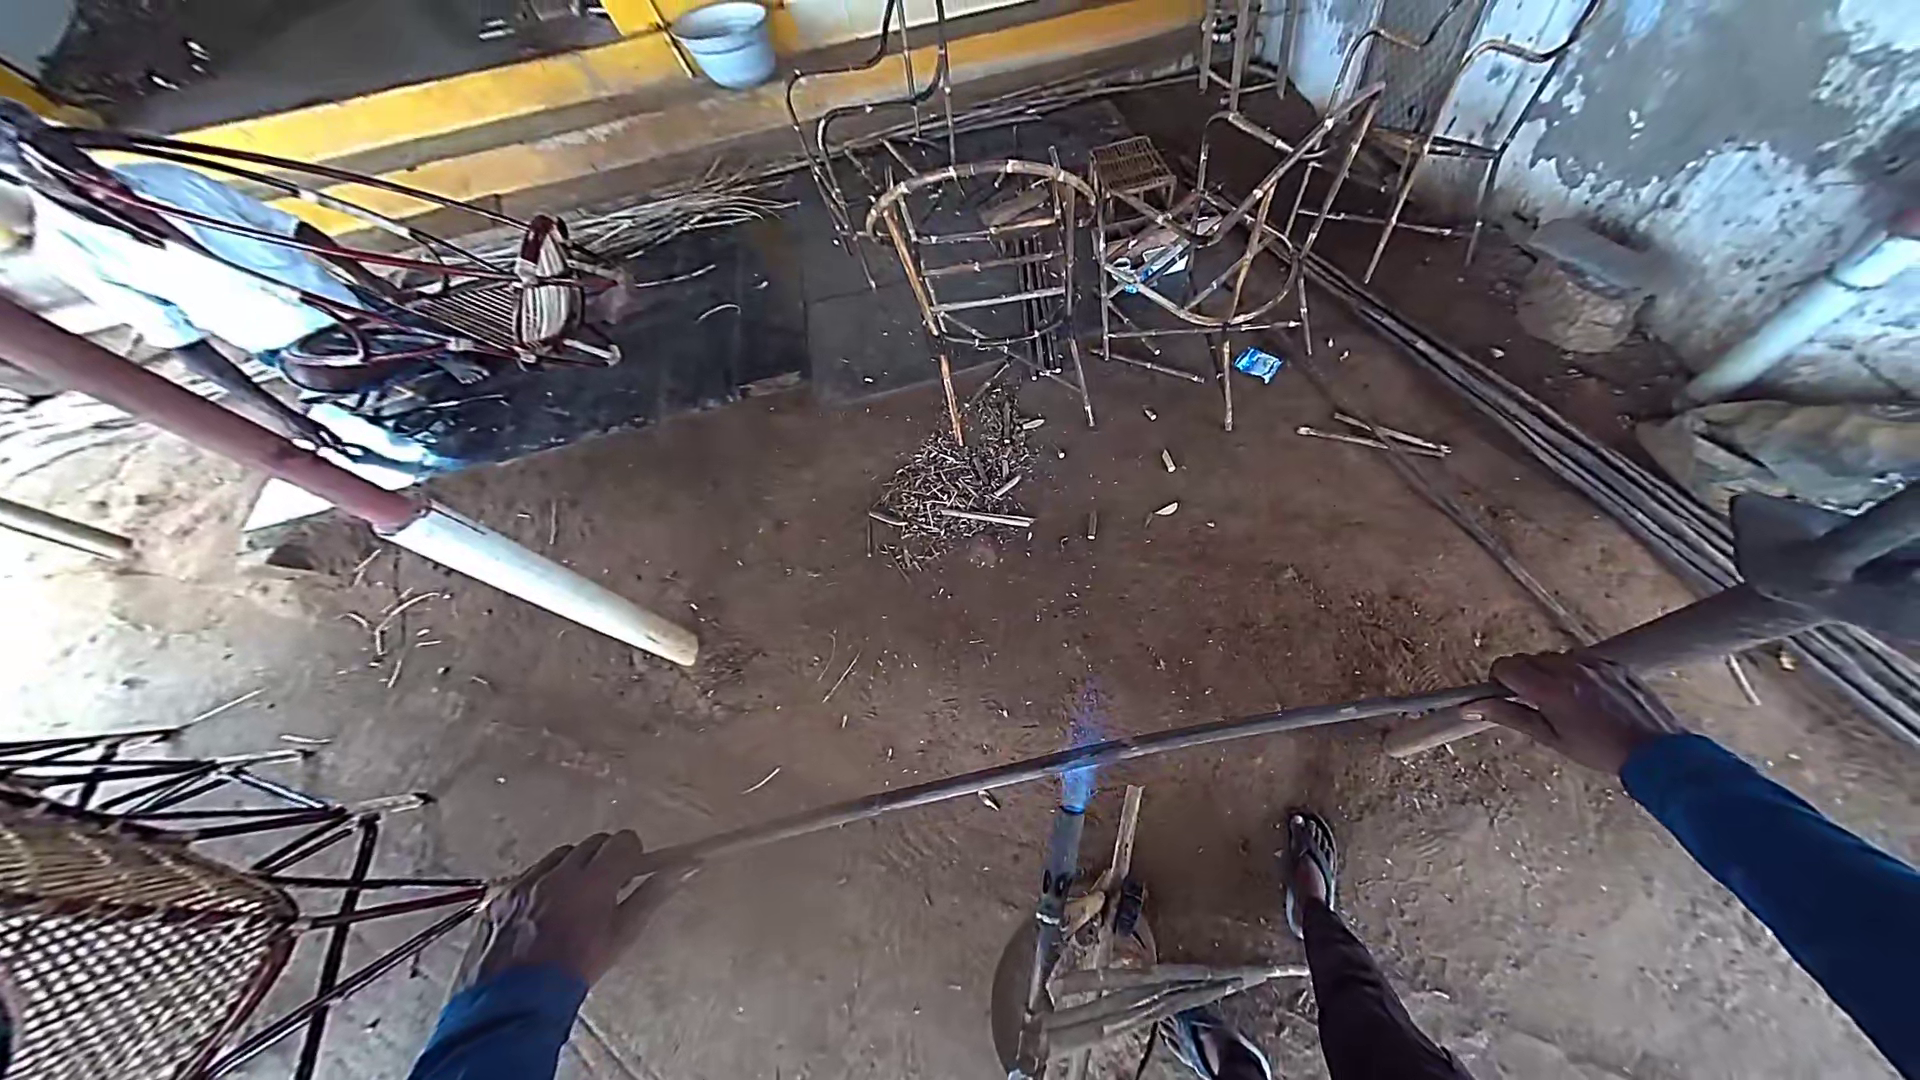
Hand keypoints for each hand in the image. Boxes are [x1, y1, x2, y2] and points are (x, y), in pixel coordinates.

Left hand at [451, 831, 693, 993]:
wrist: (512, 1006)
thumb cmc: (577, 969)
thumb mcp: (623, 934)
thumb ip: (654, 894)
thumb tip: (686, 868)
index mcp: (594, 882)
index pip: (623, 840)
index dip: (631, 854)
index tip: (630, 871)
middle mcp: (560, 874)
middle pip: (594, 842)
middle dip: (604, 858)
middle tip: (606, 885)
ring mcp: (527, 882)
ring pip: (562, 854)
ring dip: (573, 866)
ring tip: (574, 896)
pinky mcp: (503, 894)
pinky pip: (532, 871)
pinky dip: (544, 880)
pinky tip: (545, 906)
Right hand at [1472, 653, 1686, 774]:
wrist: (1662, 754)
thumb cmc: (1601, 750)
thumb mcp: (1548, 737)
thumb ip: (1506, 715)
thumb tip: (1469, 707)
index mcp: (1550, 689)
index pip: (1504, 666)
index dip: (1500, 680)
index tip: (1508, 695)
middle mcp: (1569, 670)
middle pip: (1525, 659)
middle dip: (1522, 675)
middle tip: (1535, 700)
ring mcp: (1594, 665)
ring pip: (1551, 657)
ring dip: (1548, 671)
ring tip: (1563, 697)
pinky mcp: (1613, 665)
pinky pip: (1579, 657)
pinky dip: (1573, 669)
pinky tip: (1585, 691)